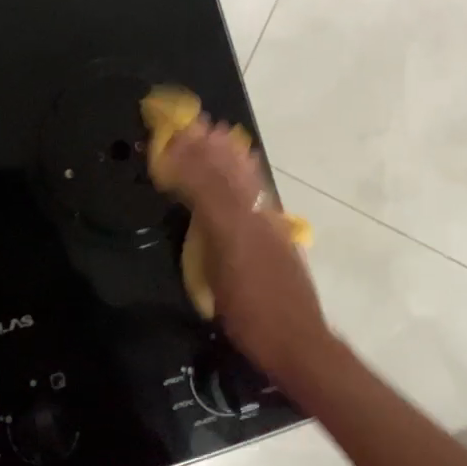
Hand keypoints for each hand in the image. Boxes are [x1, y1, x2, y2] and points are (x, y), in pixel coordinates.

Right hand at [163, 118, 333, 385]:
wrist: (297, 343)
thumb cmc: (252, 313)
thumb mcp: (219, 271)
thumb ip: (205, 223)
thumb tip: (184, 185)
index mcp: (235, 223)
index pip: (206, 179)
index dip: (186, 157)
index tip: (169, 135)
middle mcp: (254, 216)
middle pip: (227, 174)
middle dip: (207, 148)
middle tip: (192, 123)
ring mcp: (268, 228)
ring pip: (245, 181)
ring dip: (227, 154)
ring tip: (217, 132)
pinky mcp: (276, 240)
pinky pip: (257, 194)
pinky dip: (248, 172)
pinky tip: (245, 164)